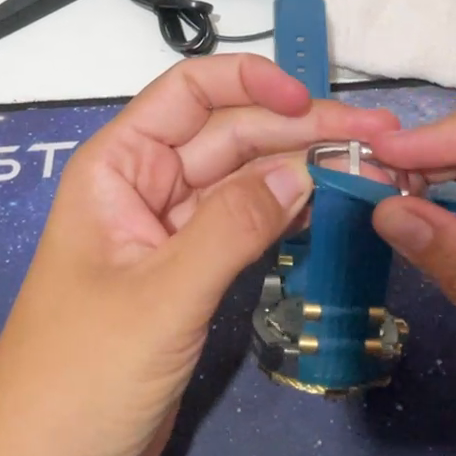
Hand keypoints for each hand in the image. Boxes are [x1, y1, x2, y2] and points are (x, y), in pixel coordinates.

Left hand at [0, 55, 399, 455]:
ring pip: (244, 178)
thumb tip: (303, 170)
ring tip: (368, 166)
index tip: (309, 98)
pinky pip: (245, 224)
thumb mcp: (159, 297)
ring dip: (302, 169)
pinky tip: (329, 207)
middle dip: (298, 128)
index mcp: (120, 164)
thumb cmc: (80, 373)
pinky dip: (287, 214)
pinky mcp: (191, 271)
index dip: (250, 82)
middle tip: (374, 135)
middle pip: (230, 133)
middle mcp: (147, 183)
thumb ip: (231, 229)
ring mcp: (172, 228)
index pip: (189, 93)